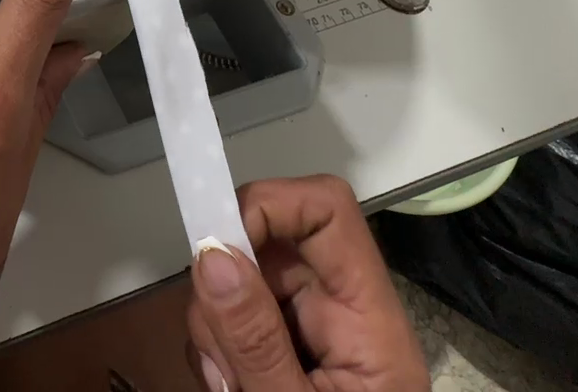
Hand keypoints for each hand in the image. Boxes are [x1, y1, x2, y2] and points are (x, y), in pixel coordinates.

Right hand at [188, 176, 426, 391]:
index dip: (269, 204)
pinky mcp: (277, 345)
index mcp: (367, 320)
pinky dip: (212, 344)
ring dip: (213, 323)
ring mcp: (304, 327)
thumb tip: (211, 252)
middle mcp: (336, 309)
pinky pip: (227, 313)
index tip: (220, 247)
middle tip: (220, 351)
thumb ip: (256, 341)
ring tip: (228, 386)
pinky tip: (227, 385)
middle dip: (223, 281)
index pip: (325, 211)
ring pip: (235, 274)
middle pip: (265, 239)